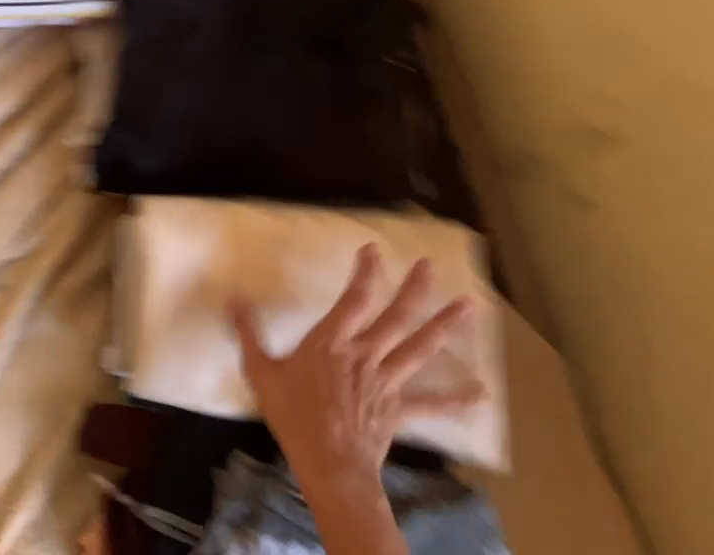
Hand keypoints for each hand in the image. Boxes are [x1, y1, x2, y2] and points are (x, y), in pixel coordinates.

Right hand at [230, 245, 482, 488]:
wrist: (328, 462)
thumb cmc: (293, 415)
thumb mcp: (261, 371)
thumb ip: (249, 334)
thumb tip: (232, 300)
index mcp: (332, 341)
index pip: (354, 298)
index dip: (365, 272)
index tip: (373, 250)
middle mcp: (365, 353)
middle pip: (396, 316)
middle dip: (415, 289)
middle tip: (431, 266)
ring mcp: (387, 381)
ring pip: (420, 349)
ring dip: (444, 327)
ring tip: (468, 307)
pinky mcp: (400, 409)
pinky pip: (432, 403)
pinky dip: (456, 399)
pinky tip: (481, 393)